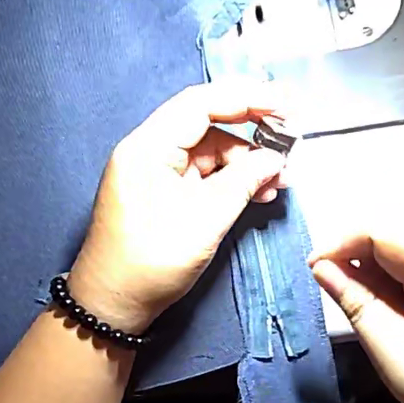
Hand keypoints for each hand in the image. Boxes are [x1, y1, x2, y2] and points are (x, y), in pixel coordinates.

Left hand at [69, 82, 288, 334]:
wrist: (113, 304)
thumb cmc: (150, 263)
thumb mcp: (205, 220)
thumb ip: (243, 182)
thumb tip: (275, 159)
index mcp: (148, 148)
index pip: (201, 104)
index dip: (245, 98)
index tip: (284, 104)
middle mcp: (150, 152)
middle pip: (208, 126)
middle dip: (251, 135)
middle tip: (289, 143)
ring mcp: (156, 174)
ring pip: (210, 153)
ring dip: (246, 164)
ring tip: (278, 181)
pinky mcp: (164, 194)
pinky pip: (203, 176)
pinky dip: (231, 182)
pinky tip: (257, 193)